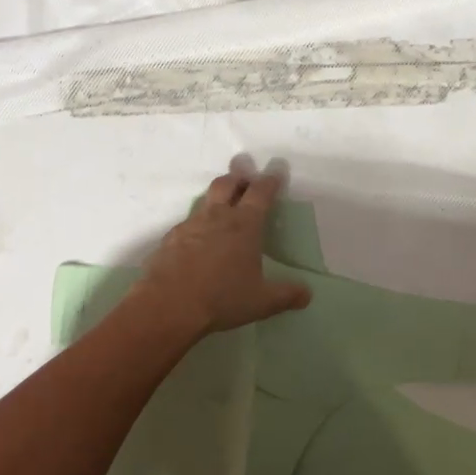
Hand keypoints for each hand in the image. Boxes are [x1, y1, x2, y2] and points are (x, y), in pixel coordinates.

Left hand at [129, 167, 312, 337]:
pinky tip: (197, 238)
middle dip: (238, 175)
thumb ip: (286, 295)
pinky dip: (197, 224)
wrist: (169, 305)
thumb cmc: (222, 298)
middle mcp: (217, 217)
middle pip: (227, 184)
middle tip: (245, 172)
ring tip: (222, 203)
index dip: (271, 179)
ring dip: (216, 196)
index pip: (261, 192)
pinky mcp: (170, 238)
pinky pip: (187, 223)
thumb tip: (307, 294)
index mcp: (244, 225)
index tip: (276, 169)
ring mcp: (190, 225)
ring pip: (205, 199)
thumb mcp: (261, 302)